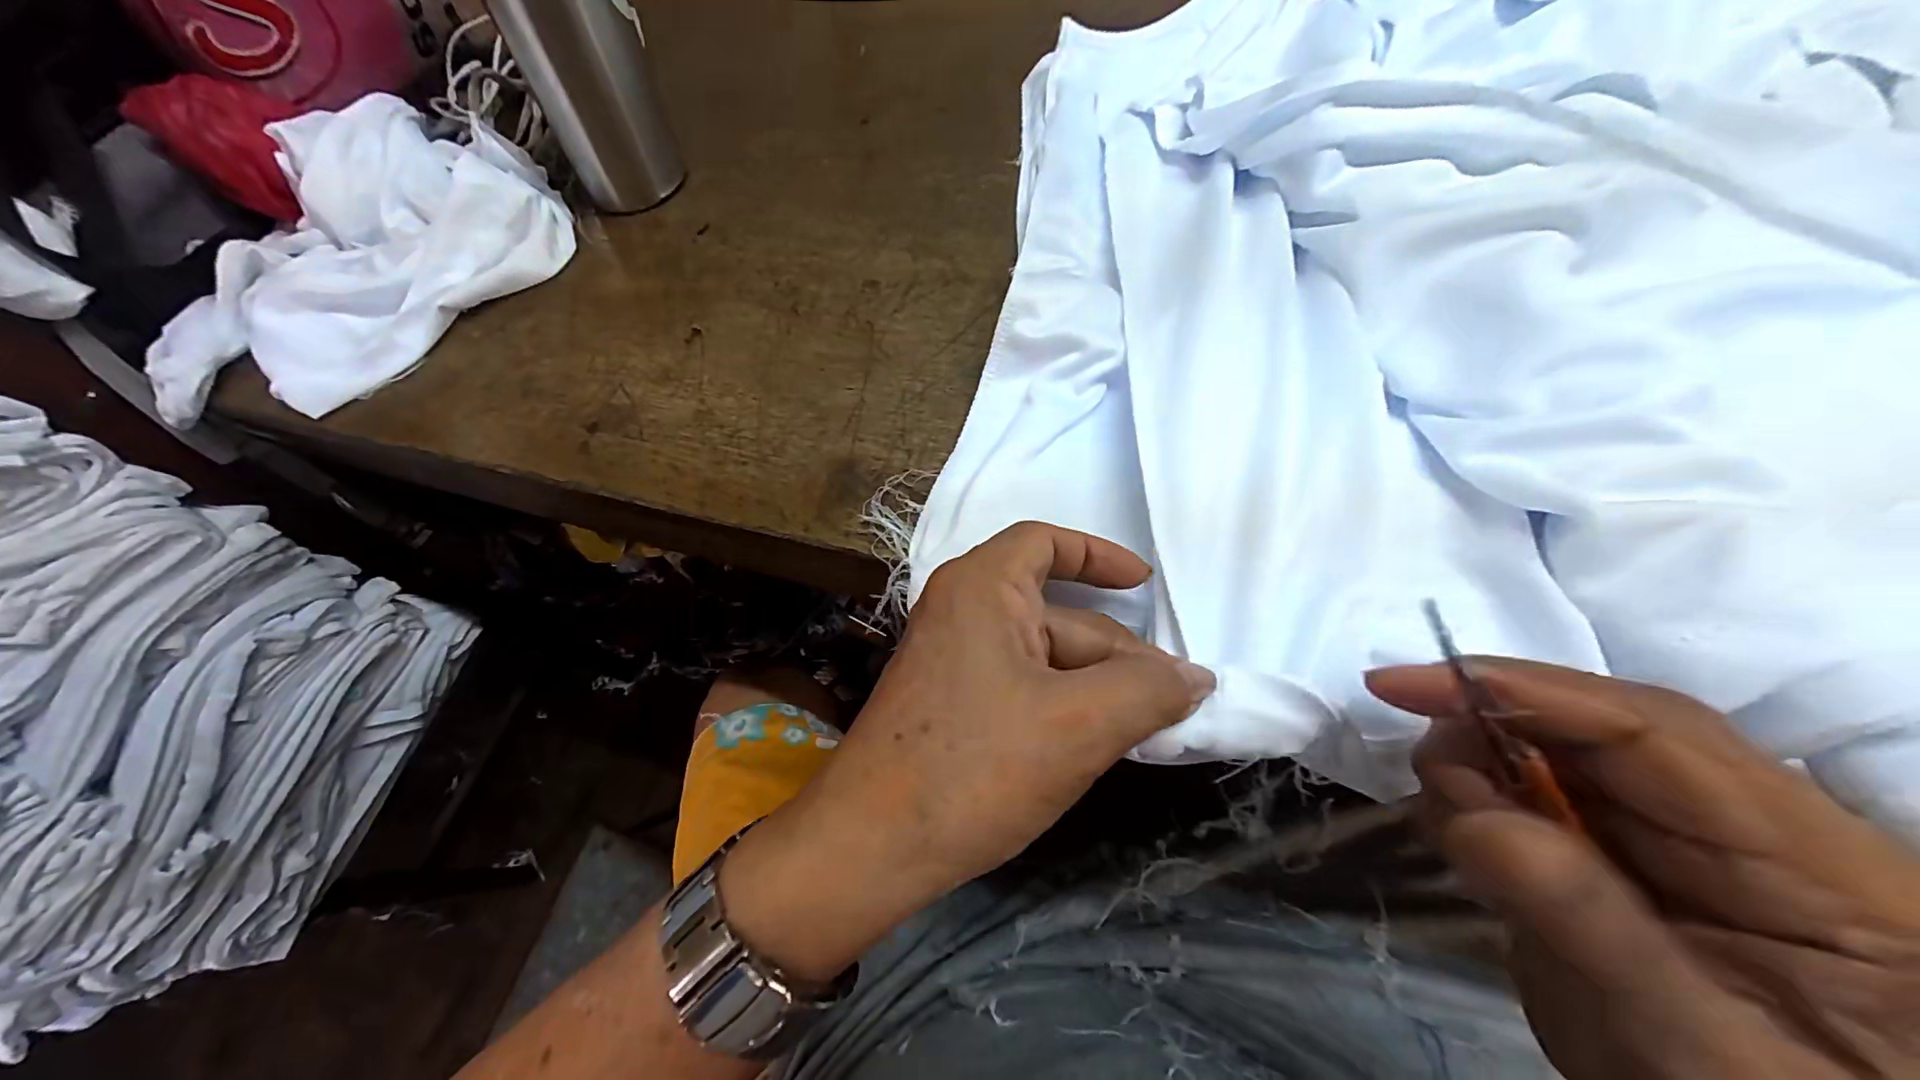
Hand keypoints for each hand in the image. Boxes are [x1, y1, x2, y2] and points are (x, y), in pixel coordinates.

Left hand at [722, 523, 1214, 982]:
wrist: (870, 846)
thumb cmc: (975, 767)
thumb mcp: (1080, 724)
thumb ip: (1148, 690)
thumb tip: (1196, 677)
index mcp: (980, 589)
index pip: (1044, 543)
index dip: (1098, 555)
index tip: (1145, 585)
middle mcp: (960, 613)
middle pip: (1056, 613)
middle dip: (1116, 653)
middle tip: (1172, 699)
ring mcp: (950, 663)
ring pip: (1041, 658)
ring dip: (1094, 687)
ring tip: (1145, 728)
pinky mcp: (948, 707)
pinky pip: (1019, 688)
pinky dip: (1062, 706)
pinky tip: (1094, 743)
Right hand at [1368, 659, 1919, 1079]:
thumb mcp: (1693, 1050)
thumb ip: (1590, 926)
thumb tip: (1468, 808)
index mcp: (1817, 862)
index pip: (1648, 729)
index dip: (1515, 689)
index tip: (1398, 685)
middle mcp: (1765, 826)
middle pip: (1601, 729)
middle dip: (1492, 731)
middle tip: (1429, 779)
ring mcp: (1707, 842)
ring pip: (1569, 758)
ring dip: (1487, 773)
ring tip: (1454, 826)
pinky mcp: (1654, 859)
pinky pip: (1559, 800)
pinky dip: (1496, 806)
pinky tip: (1478, 838)